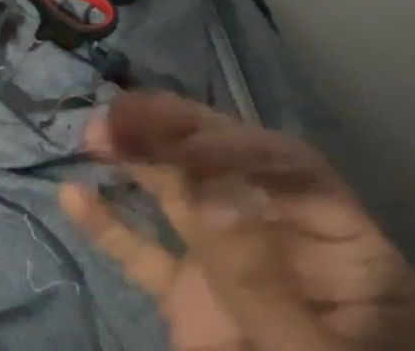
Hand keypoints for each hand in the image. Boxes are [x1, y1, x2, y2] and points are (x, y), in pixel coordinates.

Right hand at [59, 92, 414, 350]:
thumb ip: (263, 280)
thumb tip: (211, 191)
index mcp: (344, 251)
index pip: (288, 168)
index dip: (233, 143)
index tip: (181, 142)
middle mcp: (285, 245)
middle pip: (226, 168)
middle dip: (171, 133)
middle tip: (118, 113)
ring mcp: (234, 271)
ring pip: (181, 198)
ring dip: (137, 161)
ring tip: (92, 134)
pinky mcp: (190, 302)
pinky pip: (147, 256)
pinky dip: (110, 227)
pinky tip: (71, 196)